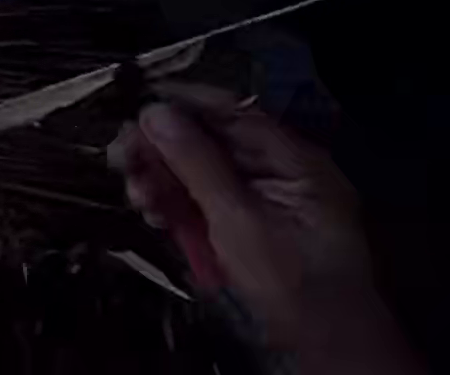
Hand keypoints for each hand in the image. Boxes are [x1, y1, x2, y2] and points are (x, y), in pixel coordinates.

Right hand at [109, 85, 417, 371]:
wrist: (327, 363)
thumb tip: (153, 111)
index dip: (182, 101)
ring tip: (134, 193)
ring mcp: (254, 197)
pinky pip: (192, 193)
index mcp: (293, 163)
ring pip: (190, 165)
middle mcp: (273, 171)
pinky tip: (148, 209)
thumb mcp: (241, 223)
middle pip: (202, 137)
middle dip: (158, 148)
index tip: (136, 101)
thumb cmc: (298, 292)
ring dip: (155, 175)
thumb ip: (196, 163)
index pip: (231, 111)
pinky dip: (166, 198)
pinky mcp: (235, 220)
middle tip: (122, 156)